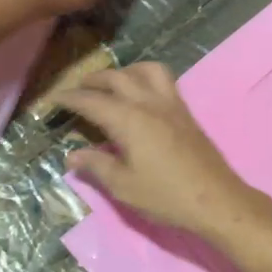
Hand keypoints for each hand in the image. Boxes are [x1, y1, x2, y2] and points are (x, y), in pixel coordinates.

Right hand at [59, 64, 262, 237]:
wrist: (217, 201)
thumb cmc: (166, 197)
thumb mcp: (123, 186)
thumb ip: (96, 165)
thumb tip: (72, 155)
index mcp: (129, 120)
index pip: (92, 101)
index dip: (70, 98)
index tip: (54, 99)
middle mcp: (149, 103)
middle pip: (117, 78)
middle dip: (93, 80)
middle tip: (77, 90)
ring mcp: (171, 105)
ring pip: (145, 70)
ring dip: (124, 71)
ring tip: (112, 84)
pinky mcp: (185, 113)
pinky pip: (164, 80)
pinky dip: (145, 77)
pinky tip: (140, 95)